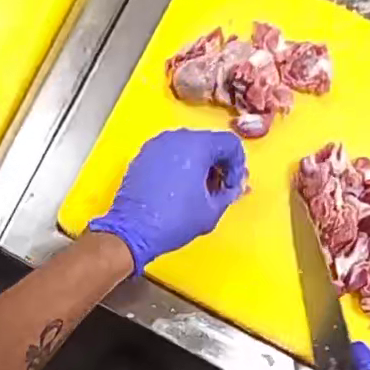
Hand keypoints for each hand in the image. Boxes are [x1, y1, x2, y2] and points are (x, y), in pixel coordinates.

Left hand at [89, 129, 246, 274]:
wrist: (132, 232)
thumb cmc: (172, 221)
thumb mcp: (211, 211)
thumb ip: (229, 194)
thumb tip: (233, 188)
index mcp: (197, 145)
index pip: (230, 144)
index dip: (237, 166)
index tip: (232, 186)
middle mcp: (175, 138)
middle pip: (208, 144)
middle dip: (218, 166)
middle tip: (218, 191)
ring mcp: (156, 146)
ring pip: (188, 149)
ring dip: (198, 167)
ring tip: (198, 194)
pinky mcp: (142, 157)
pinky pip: (169, 156)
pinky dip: (179, 168)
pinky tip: (178, 191)